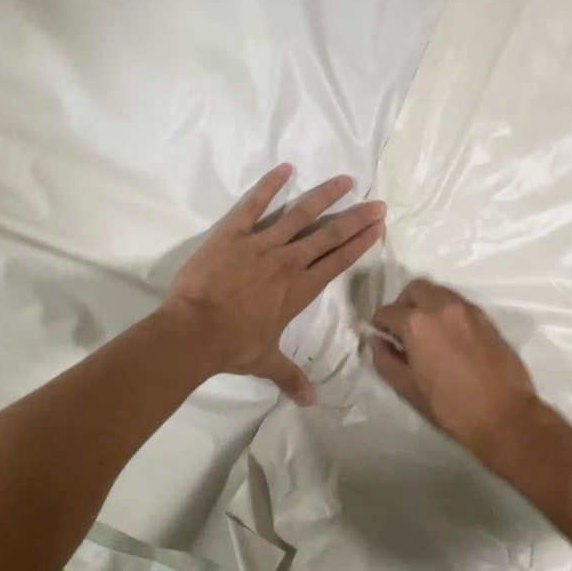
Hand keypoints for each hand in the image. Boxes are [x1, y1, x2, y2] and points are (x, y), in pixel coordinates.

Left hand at [162, 164, 385, 402]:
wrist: (194, 331)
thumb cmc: (231, 347)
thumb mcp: (265, 362)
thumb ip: (290, 378)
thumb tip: (312, 402)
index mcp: (299, 290)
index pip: (337, 261)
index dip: (360, 243)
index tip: (378, 226)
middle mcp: (288, 262)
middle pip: (329, 235)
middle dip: (355, 218)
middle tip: (377, 202)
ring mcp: (261, 244)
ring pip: (300, 214)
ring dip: (324, 196)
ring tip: (344, 180)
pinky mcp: (233, 233)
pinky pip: (255, 204)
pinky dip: (270, 185)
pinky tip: (285, 168)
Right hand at [369, 279, 545, 459]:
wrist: (504, 416)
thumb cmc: (450, 406)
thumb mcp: (408, 388)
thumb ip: (386, 361)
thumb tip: (378, 343)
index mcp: (417, 323)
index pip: (387, 312)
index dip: (379, 324)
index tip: (381, 336)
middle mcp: (442, 307)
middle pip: (415, 289)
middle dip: (403, 304)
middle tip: (402, 328)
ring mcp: (468, 310)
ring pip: (439, 292)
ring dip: (427, 304)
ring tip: (426, 332)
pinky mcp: (487, 319)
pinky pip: (459, 304)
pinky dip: (447, 312)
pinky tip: (449, 338)